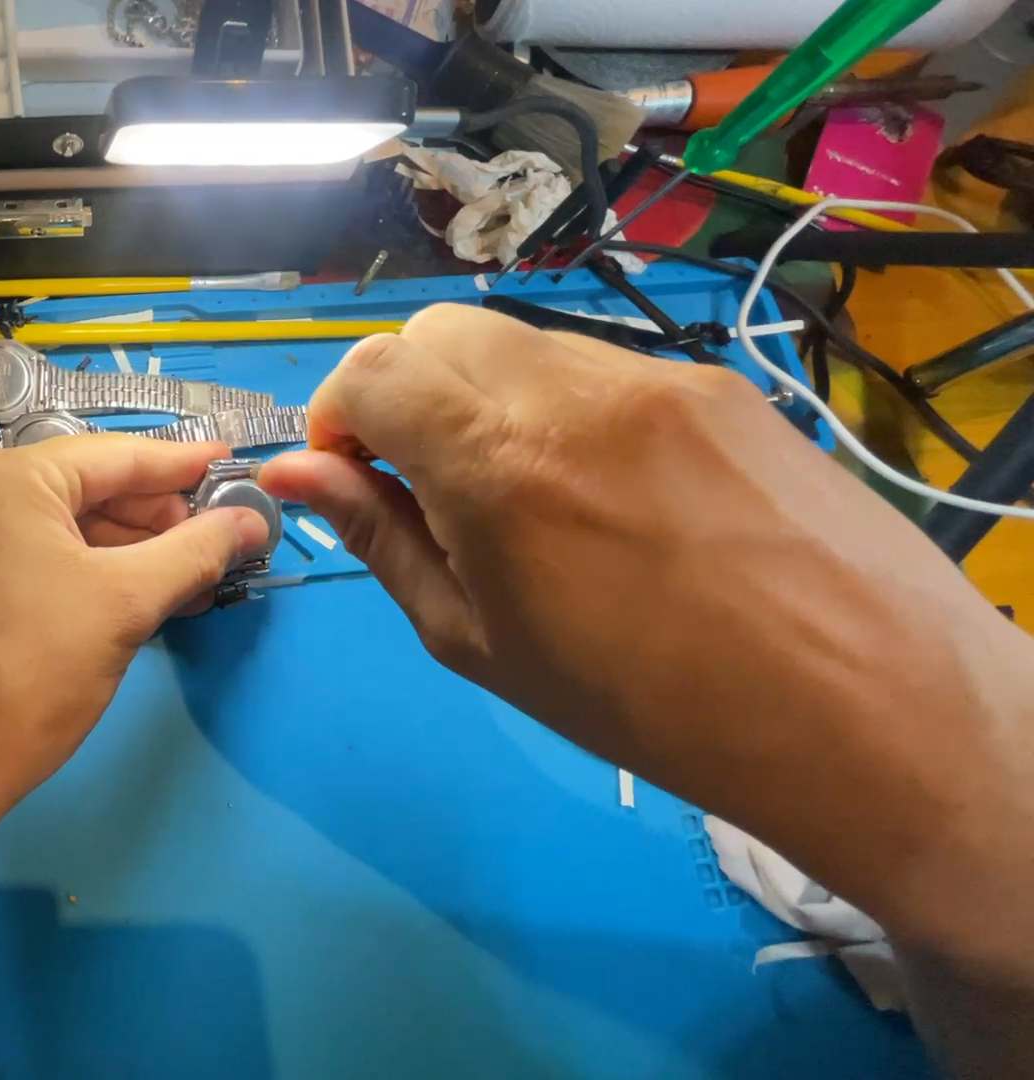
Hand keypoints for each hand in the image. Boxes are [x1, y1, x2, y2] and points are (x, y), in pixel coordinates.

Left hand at [0, 435, 270, 849]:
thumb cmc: (31, 676)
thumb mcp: (124, 605)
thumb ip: (194, 551)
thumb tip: (250, 521)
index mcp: (7, 480)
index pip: (114, 456)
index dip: (181, 464)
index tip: (232, 463)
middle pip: (90, 489)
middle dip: (160, 517)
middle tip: (223, 539)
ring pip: (68, 527)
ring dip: (133, 550)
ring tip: (196, 575)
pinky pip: (42, 556)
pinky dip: (94, 571)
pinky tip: (145, 592)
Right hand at [260, 304, 1033, 967]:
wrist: (868, 715)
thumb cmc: (630, 699)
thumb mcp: (466, 632)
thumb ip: (372, 531)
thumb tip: (290, 473)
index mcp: (495, 463)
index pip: (370, 371)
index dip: (333, 416)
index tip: (346, 474)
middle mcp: (568, 390)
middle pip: (430, 332)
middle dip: (390, 392)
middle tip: (407, 474)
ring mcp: (650, 375)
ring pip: (505, 339)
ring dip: (463, 394)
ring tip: (497, 483)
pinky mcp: (709, 382)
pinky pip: (583, 362)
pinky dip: (538, 401)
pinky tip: (579, 480)